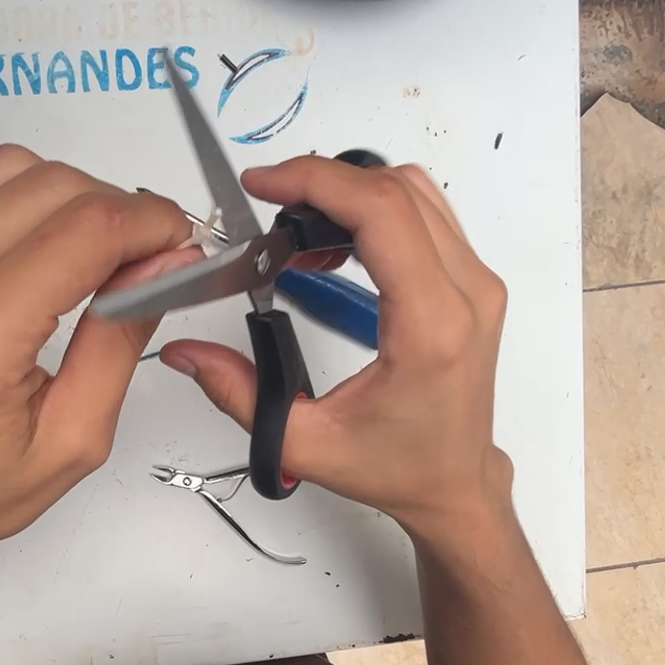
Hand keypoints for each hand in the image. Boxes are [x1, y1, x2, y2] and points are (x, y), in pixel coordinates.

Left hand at [0, 145, 197, 605]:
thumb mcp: (75, 440)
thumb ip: (123, 341)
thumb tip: (167, 263)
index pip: (82, 230)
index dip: (148, 224)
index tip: (179, 245)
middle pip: (51, 186)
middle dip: (118, 210)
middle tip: (146, 258)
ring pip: (13, 171)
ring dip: (73, 200)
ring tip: (96, 257)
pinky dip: (26, 207)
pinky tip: (44, 254)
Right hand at [158, 159, 509, 544]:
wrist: (452, 481)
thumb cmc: (397, 466)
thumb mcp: (301, 442)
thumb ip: (237, 393)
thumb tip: (187, 354)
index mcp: (430, 329)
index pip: (381, 213)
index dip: (317, 182)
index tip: (266, 183)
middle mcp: (466, 296)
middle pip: (396, 190)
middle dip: (323, 182)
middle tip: (271, 206)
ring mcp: (476, 285)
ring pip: (416, 193)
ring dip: (350, 196)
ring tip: (299, 234)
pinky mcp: (471, 285)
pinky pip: (426, 217)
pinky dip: (375, 213)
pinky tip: (334, 246)